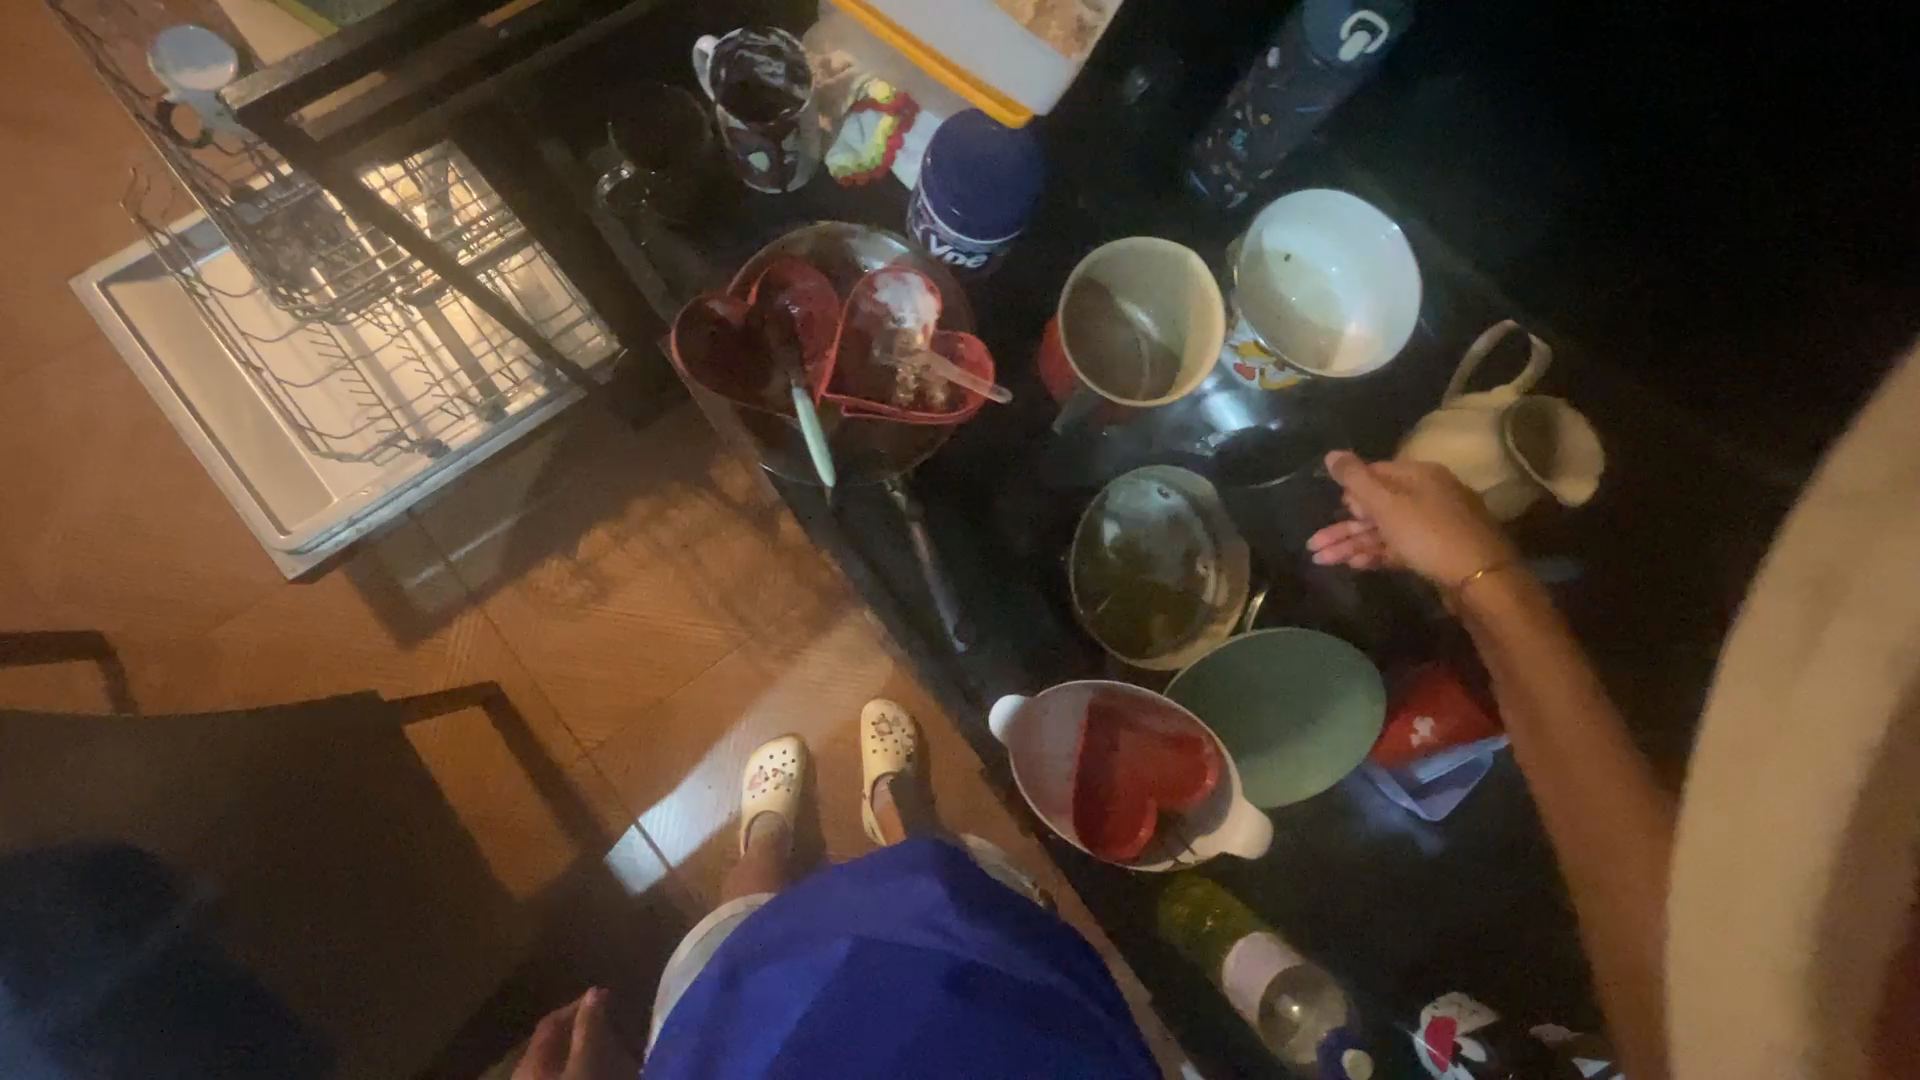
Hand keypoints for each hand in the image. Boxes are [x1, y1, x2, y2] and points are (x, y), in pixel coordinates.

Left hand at [511, 988, 636, 1079]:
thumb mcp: (588, 1063)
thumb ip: (590, 1026)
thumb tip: (594, 992)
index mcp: (530, 1066)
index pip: (550, 1024)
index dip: (577, 1006)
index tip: (607, 998)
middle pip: (551, 1046)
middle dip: (581, 1031)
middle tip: (611, 1025)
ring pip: (556, 1069)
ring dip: (581, 1055)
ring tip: (610, 1053)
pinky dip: (580, 1073)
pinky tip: (597, 1074)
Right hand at [1306, 452, 1518, 586]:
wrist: (1480, 578)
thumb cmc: (1429, 534)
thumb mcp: (1386, 503)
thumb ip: (1355, 478)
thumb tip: (1331, 453)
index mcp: (1418, 475)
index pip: (1373, 474)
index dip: (1351, 493)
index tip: (1337, 511)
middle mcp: (1425, 495)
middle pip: (1373, 507)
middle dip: (1341, 527)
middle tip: (1313, 546)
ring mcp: (1431, 525)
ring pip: (1381, 531)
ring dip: (1350, 544)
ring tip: (1320, 561)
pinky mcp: (1433, 551)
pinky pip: (1396, 547)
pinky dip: (1374, 554)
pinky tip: (1353, 565)